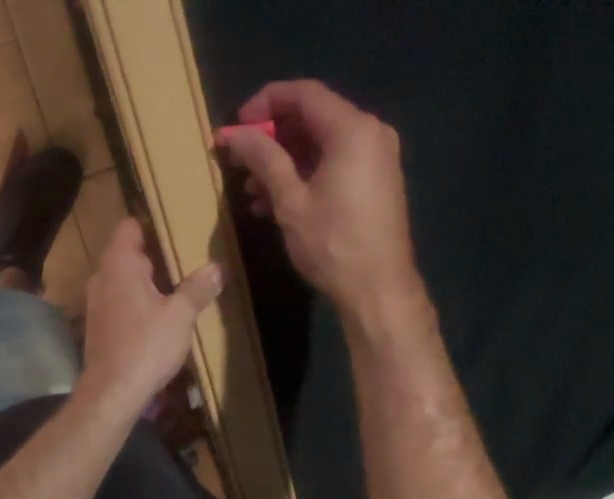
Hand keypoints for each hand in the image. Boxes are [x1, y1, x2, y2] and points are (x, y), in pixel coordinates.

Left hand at [78, 218, 221, 409]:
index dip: (151, 225)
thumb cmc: (146, 346)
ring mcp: (96, 304)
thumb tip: (215, 268)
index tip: (175, 230)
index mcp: (119, 265)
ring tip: (175, 289)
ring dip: (146, 284)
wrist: (112, 392)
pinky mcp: (98, 328)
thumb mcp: (180, 316)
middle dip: (154, 257)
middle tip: (184, 260)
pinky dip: (136, 304)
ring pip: (123, 282)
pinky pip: (119, 304)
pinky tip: (157, 318)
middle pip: (127, 255)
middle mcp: (101, 278)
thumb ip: (197, 289)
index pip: (129, 227)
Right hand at [220, 80, 417, 313]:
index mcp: (352, 129)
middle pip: (313, 118)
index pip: (304, 94)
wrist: (378, 289)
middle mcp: (371, 134)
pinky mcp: (376, 184)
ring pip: (322, 145)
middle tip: (240, 159)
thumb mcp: (290, 201)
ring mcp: (377, 159)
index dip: (265, 103)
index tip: (236, 125)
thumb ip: (264, 159)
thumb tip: (235, 134)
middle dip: (272, 137)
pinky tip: (274, 204)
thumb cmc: (333, 244)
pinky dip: (305, 176)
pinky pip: (335, 165)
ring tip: (251, 190)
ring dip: (284, 162)